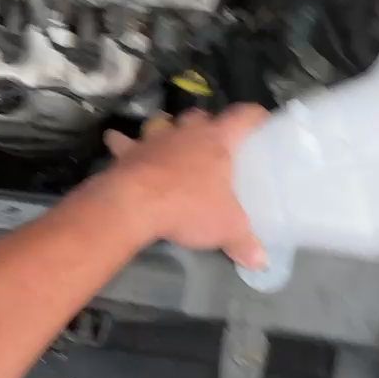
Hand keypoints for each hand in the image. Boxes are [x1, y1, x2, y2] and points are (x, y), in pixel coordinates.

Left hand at [94, 105, 268, 269]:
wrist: (134, 204)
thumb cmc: (188, 207)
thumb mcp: (226, 228)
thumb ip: (245, 242)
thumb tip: (261, 261)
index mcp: (217, 140)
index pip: (244, 116)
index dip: (255, 117)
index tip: (261, 121)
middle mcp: (186, 132)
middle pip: (200, 116)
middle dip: (206, 124)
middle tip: (211, 143)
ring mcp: (154, 139)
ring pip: (162, 123)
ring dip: (166, 129)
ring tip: (170, 141)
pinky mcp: (127, 152)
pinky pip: (123, 142)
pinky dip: (122, 143)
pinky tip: (117, 141)